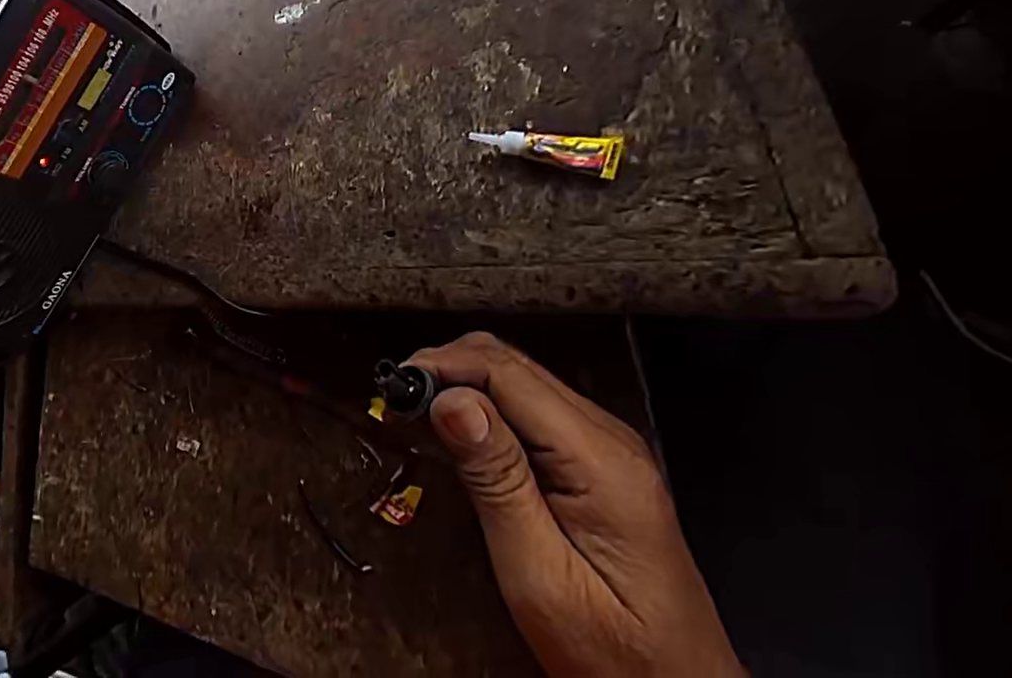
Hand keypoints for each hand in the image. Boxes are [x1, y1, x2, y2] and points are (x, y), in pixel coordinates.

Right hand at [407, 333, 741, 677]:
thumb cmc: (614, 658)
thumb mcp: (540, 579)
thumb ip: (497, 482)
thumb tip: (450, 400)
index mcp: (600, 458)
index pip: (509, 373)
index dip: (446, 365)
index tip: (396, 385)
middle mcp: (607, 434)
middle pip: (514, 363)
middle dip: (449, 366)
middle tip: (398, 397)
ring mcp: (605, 443)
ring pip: (519, 376)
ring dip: (463, 382)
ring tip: (416, 408)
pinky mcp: (596, 458)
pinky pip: (530, 405)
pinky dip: (485, 403)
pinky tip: (457, 426)